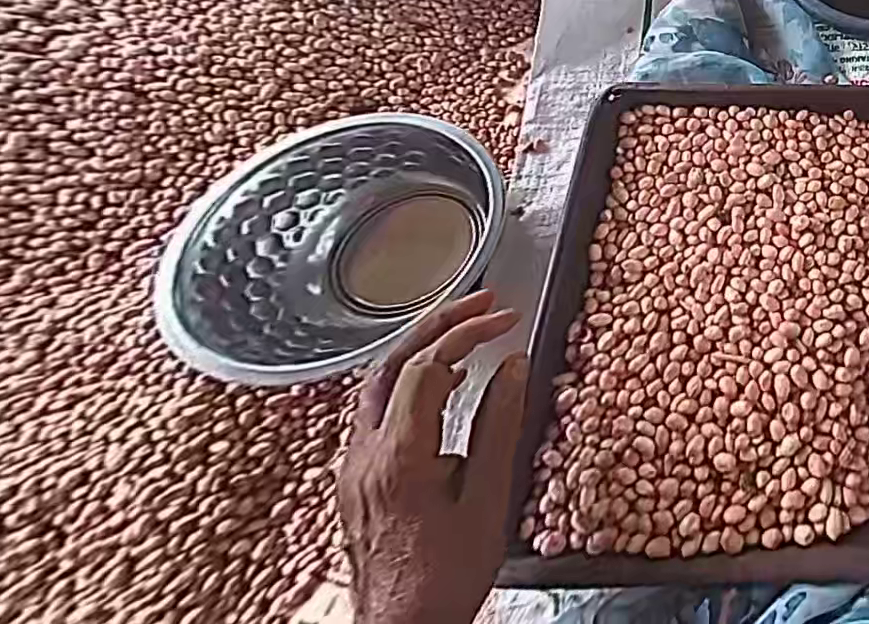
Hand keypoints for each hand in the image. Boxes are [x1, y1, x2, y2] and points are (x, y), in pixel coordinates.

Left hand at [338, 291, 528, 623]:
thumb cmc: (449, 570)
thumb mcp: (488, 497)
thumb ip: (499, 425)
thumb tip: (514, 364)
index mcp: (400, 456)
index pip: (429, 366)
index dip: (471, 333)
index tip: (510, 319)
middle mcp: (365, 453)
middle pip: (393, 362)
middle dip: (441, 321)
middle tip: (484, 299)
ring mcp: (354, 465)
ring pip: (378, 381)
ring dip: (422, 344)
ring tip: (466, 325)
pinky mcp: (357, 476)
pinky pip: (378, 407)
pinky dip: (413, 376)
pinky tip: (447, 381)